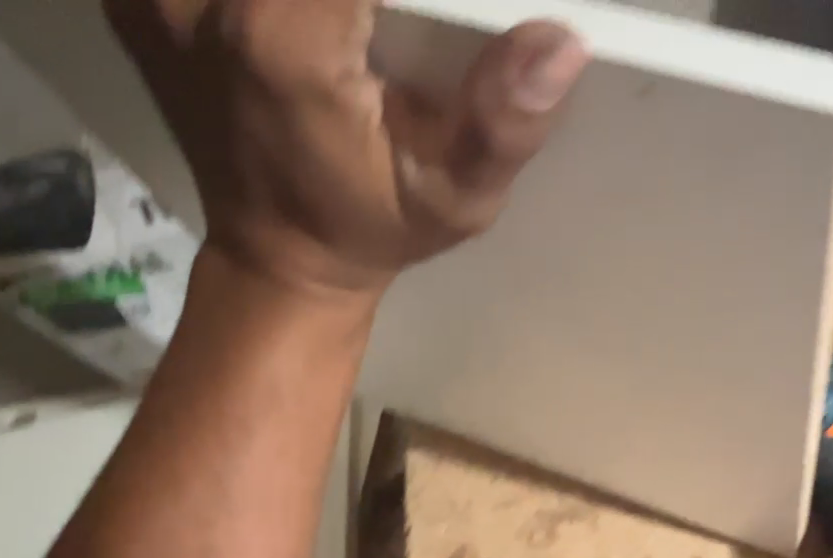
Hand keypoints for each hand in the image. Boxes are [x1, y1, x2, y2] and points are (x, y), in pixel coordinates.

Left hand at [105, 0, 588, 296]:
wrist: (278, 256)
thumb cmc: (375, 227)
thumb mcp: (459, 199)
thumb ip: (503, 123)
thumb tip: (564, 39)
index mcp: (286, 41)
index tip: (436, 17)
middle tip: (387, 31)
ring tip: (354, 33)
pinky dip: (267, 0)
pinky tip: (295, 23)